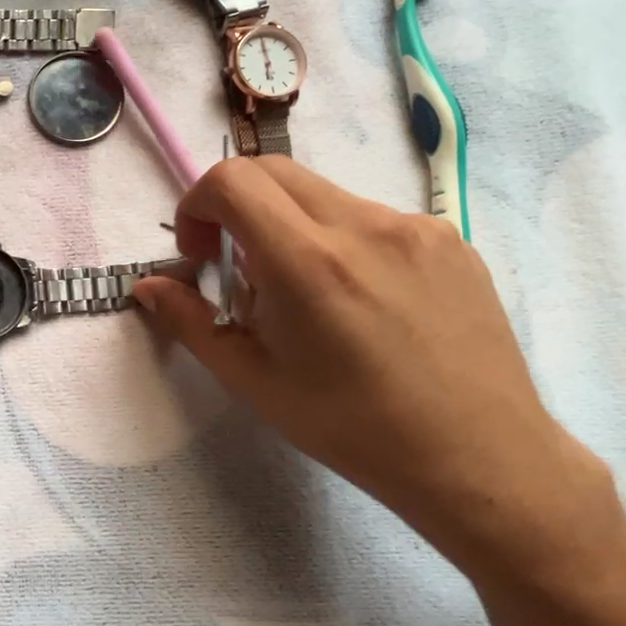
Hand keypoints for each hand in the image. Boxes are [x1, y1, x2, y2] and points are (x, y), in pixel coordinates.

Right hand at [132, 156, 617, 573]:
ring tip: (299, 296)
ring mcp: (418, 229)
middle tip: (232, 266)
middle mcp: (365, 227)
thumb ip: (190, 320)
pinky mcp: (452, 242)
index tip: (200, 257)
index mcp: (308, 262)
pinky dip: (337, 241)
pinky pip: (371, 219)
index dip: (195, 206)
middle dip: (232, 206)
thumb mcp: (250, 378)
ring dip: (285, 227)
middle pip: (273, 170)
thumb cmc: (348, 425)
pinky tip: (353, 303)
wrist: (477, 456)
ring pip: (323, 195)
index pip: (232, 180)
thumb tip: (148, 285)